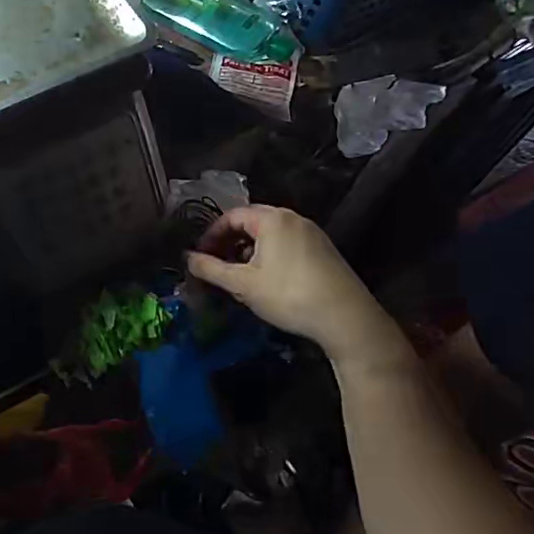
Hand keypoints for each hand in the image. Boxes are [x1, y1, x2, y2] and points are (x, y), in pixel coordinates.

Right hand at [185, 205, 406, 365]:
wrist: (346, 318)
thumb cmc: (288, 295)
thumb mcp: (242, 284)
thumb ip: (211, 269)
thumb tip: (187, 258)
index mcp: (273, 219)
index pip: (232, 216)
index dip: (211, 234)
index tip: (199, 255)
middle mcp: (294, 219)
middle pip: (251, 222)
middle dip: (228, 241)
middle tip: (214, 263)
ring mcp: (312, 234)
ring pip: (269, 234)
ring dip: (246, 249)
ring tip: (235, 273)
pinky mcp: (323, 251)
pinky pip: (285, 244)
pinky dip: (267, 254)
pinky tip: (263, 278)